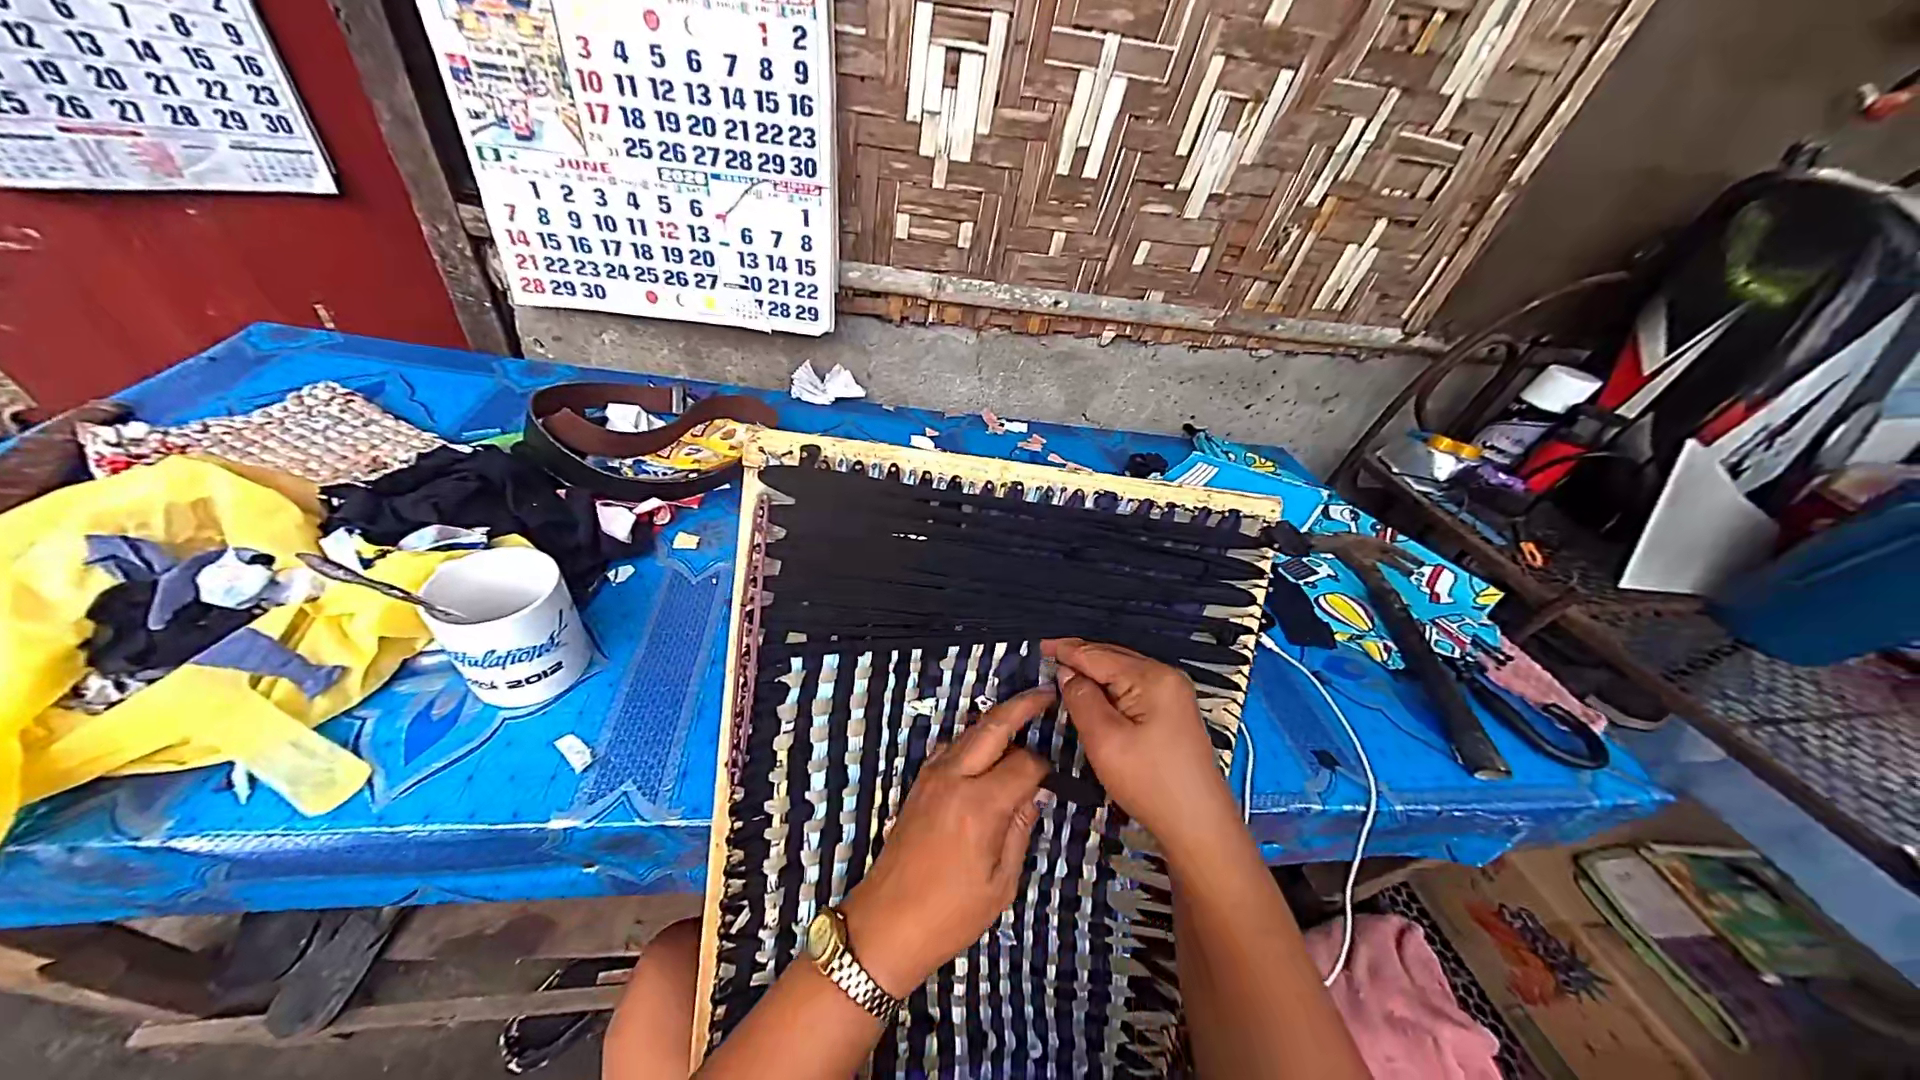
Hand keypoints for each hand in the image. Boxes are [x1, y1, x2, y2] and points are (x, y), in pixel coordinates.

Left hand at [839, 688, 1053, 997]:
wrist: (886, 924)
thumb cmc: (950, 914)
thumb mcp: (1000, 881)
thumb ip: (1019, 829)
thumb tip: (1033, 794)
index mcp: (979, 805)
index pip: (1024, 764)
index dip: (1045, 767)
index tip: (1055, 778)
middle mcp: (953, 779)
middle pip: (992, 726)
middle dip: (1022, 706)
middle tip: (1045, 694)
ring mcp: (931, 777)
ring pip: (969, 732)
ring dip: (995, 721)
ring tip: (1022, 717)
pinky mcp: (918, 784)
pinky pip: (950, 748)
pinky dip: (973, 739)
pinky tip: (986, 750)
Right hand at [1043, 638, 1238, 859]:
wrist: (1199, 824)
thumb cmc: (1150, 782)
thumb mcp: (1105, 740)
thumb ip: (1082, 699)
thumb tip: (1067, 672)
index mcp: (1152, 677)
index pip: (1098, 655)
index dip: (1067, 650)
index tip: (1040, 646)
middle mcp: (1166, 676)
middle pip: (1112, 657)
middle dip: (1079, 657)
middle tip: (1046, 657)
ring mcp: (1173, 693)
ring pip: (1122, 672)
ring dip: (1093, 672)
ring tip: (1062, 671)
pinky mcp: (1172, 711)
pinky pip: (1132, 687)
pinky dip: (1108, 687)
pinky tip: (1092, 692)